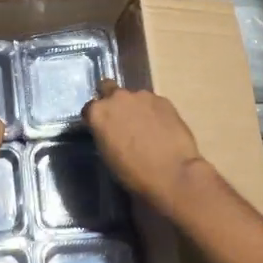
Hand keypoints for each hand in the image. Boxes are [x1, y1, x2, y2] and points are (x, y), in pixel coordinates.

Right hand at [82, 80, 210, 217]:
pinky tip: (161, 128)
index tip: (102, 128)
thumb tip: (110, 129)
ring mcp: (141, 96)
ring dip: (135, 107)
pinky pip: (153, 103)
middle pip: (108, 88)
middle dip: (111, 100)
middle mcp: (117, 97)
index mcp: (98, 112)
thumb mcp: (107, 155)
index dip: (96, 118)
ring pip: (133, 97)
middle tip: (121, 119)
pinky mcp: (163, 99)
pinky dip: (154, 112)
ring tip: (146, 127)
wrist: (172, 173)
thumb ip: (104, 133)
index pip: (89, 108)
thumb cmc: (134, 172)